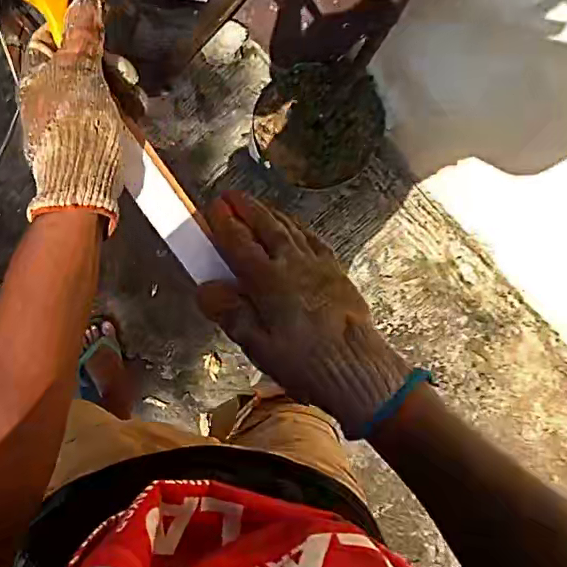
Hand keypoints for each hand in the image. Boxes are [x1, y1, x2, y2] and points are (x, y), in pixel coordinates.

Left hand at [17, 0, 126, 231]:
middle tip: (119, 72)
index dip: (69, 27)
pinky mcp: (83, 139)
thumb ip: (81, 33)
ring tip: (129, 101)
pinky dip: (119, 112)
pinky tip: (128, 118)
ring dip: (118, 89)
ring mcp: (63, 121)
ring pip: (96, 89)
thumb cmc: (75, 128)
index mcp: (34, 79)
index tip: (93, 25)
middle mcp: (44, 99)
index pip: (46, 39)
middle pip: (78, 64)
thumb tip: (82, 0)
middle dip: (105, 64)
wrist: (83, 184)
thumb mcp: (80, 69)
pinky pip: (104, 114)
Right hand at [196, 191, 412, 435]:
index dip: (223, 223)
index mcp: (268, 281)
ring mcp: (318, 266)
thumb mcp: (257, 345)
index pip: (239, 243)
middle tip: (230, 195)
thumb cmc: (305, 362)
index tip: (212, 208)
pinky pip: (312, 240)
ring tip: (255, 206)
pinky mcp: (337, 273)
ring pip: (289, 229)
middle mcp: (293, 265)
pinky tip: (293, 229)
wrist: (360, 371)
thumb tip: (206, 289)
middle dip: (245, 208)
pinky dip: (297, 228)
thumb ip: (230, 313)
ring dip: (269, 214)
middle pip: (265, 226)